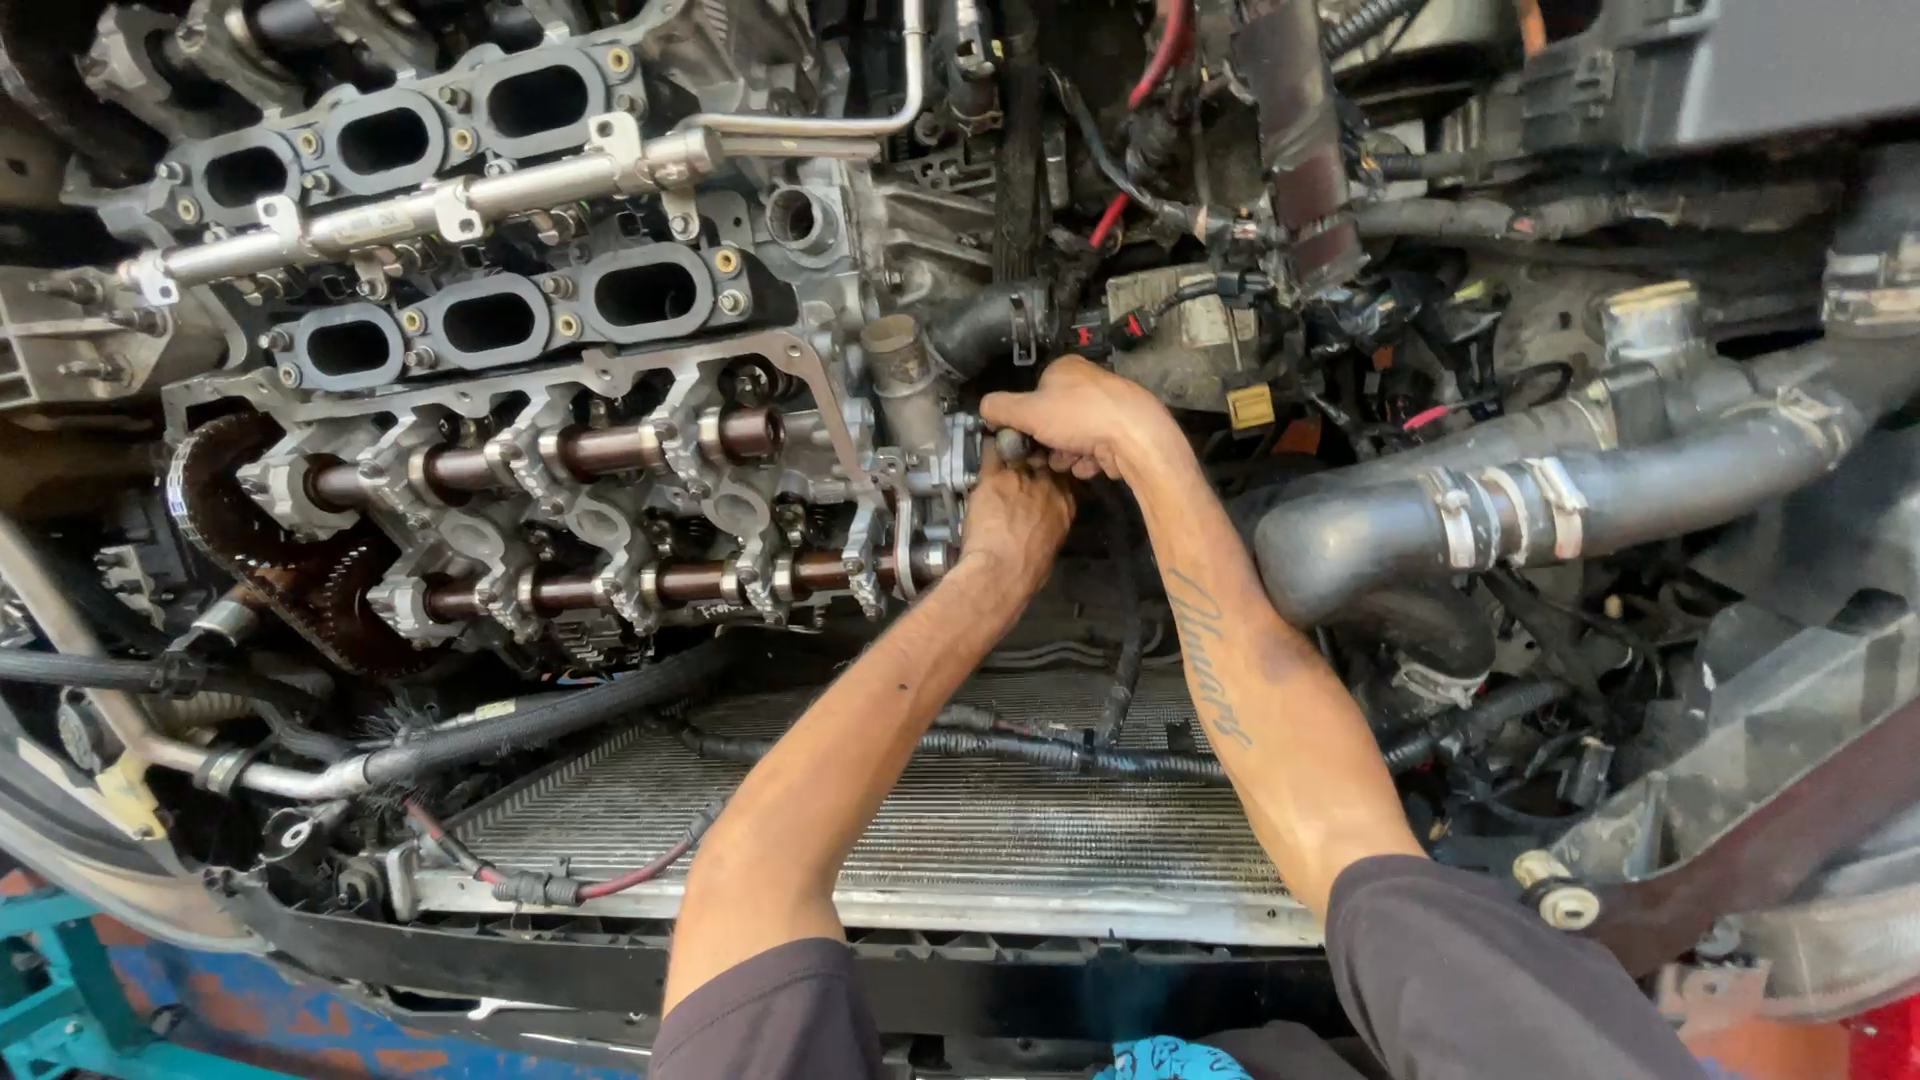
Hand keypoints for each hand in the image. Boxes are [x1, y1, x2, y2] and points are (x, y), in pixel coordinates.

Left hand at [958, 444, 1074, 598]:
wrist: (1001, 569)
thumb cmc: (1027, 570)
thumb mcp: (1050, 548)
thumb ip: (1049, 527)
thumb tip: (1040, 525)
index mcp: (1065, 505)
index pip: (1061, 478)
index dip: (1048, 476)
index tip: (1039, 479)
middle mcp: (1046, 485)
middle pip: (1040, 462)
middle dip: (1031, 464)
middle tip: (1018, 471)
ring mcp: (1020, 477)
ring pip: (1017, 453)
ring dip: (1011, 455)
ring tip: (1002, 456)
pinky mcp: (994, 477)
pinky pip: (992, 453)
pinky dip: (988, 449)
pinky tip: (984, 447)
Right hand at [980, 356, 1184, 481]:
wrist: (1134, 437)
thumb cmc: (1079, 417)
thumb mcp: (1027, 412)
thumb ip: (999, 409)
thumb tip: (984, 408)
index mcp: (1065, 369)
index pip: (1033, 395)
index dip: (1027, 420)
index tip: (1025, 438)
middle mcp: (1087, 383)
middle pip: (1052, 421)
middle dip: (1048, 443)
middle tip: (1049, 453)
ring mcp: (1106, 407)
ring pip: (1072, 439)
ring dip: (1067, 455)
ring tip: (1073, 459)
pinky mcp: (1121, 431)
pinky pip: (1093, 449)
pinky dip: (1088, 460)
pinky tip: (1092, 463)